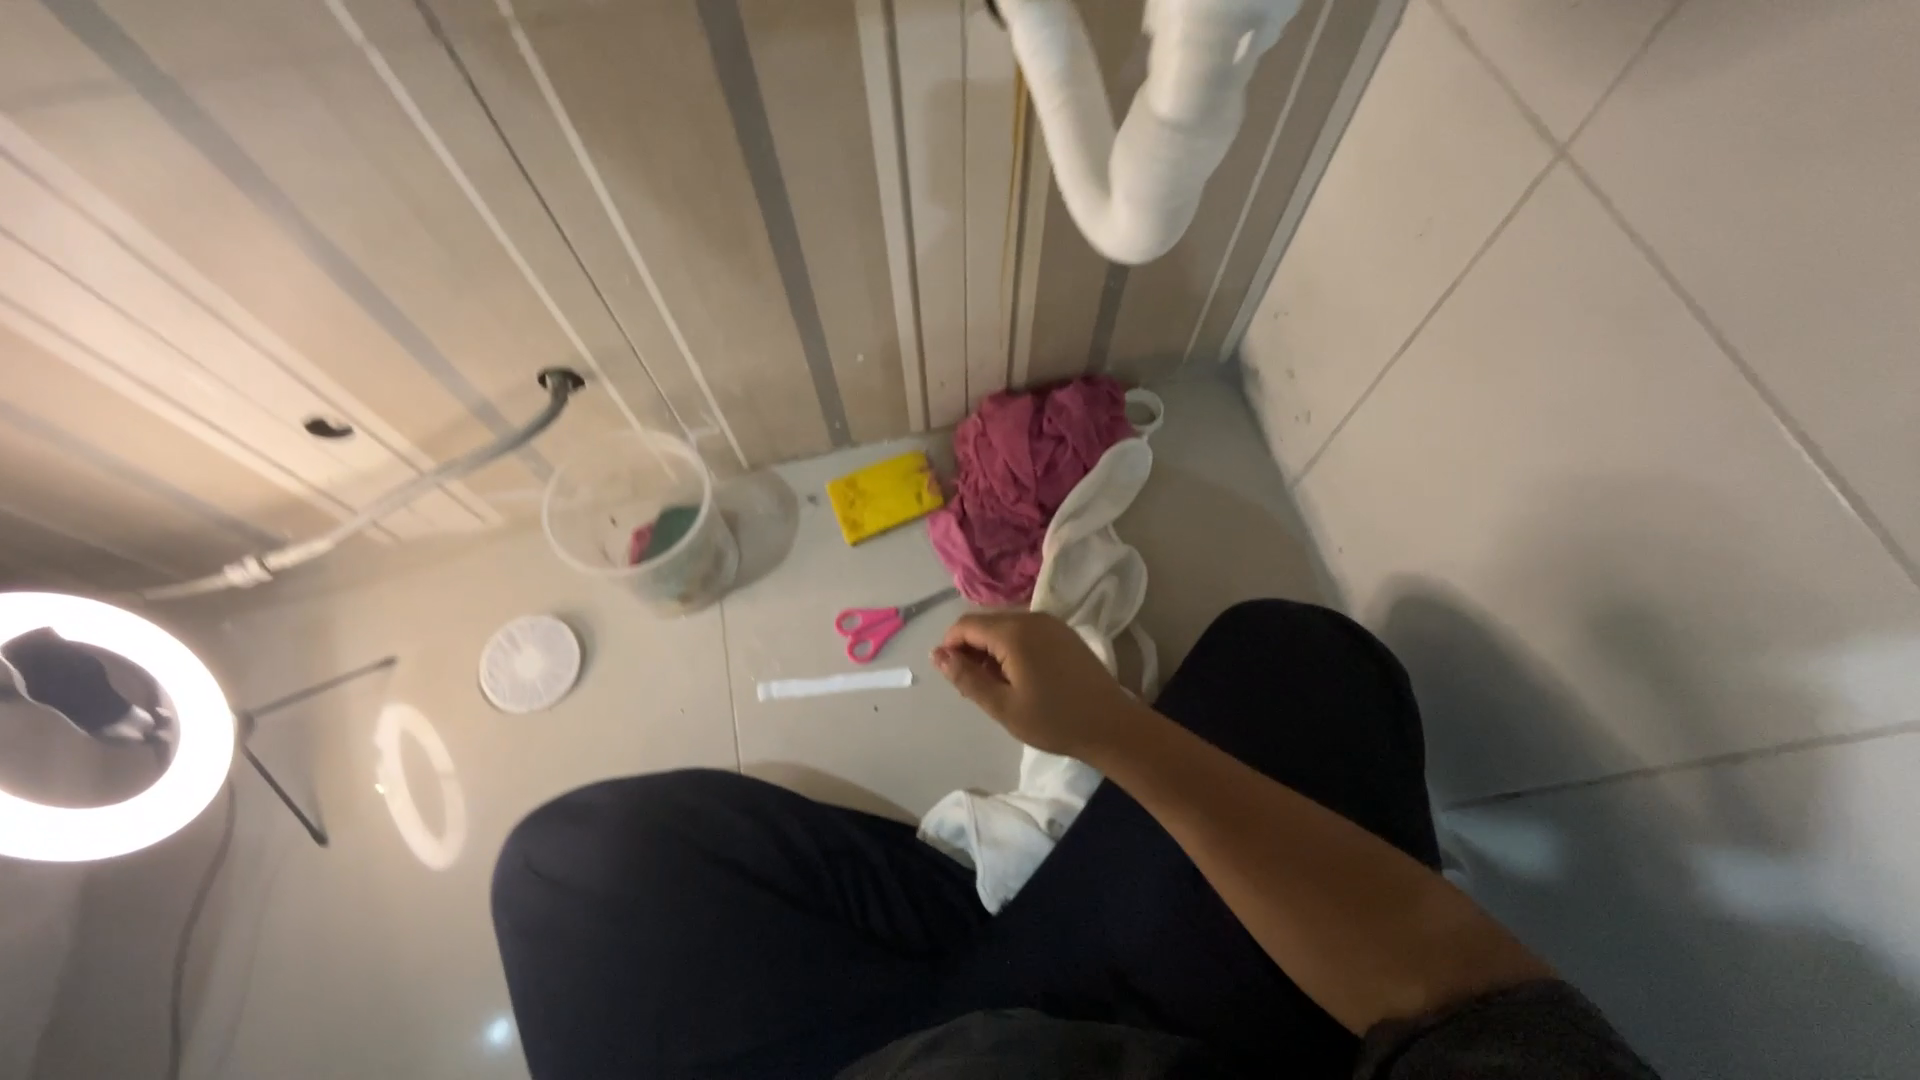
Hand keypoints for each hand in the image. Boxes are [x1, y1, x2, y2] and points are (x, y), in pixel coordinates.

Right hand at [932, 611, 1147, 759]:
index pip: (965, 625)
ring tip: (997, 688)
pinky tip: (1020, 678)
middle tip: (975, 689)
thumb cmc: (1054, 721)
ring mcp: (1051, 624)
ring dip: (991, 651)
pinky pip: (1025, 632)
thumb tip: (937, 655)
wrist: (1111, 726)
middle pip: (985, 623)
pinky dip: (1012, 649)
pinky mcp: (1064, 634)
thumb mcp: (1002, 706)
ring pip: (1005, 627)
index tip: (952, 678)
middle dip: (971, 650)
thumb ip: (966, 678)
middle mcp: (1032, 618)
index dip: (950, 647)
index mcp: (1014, 632)